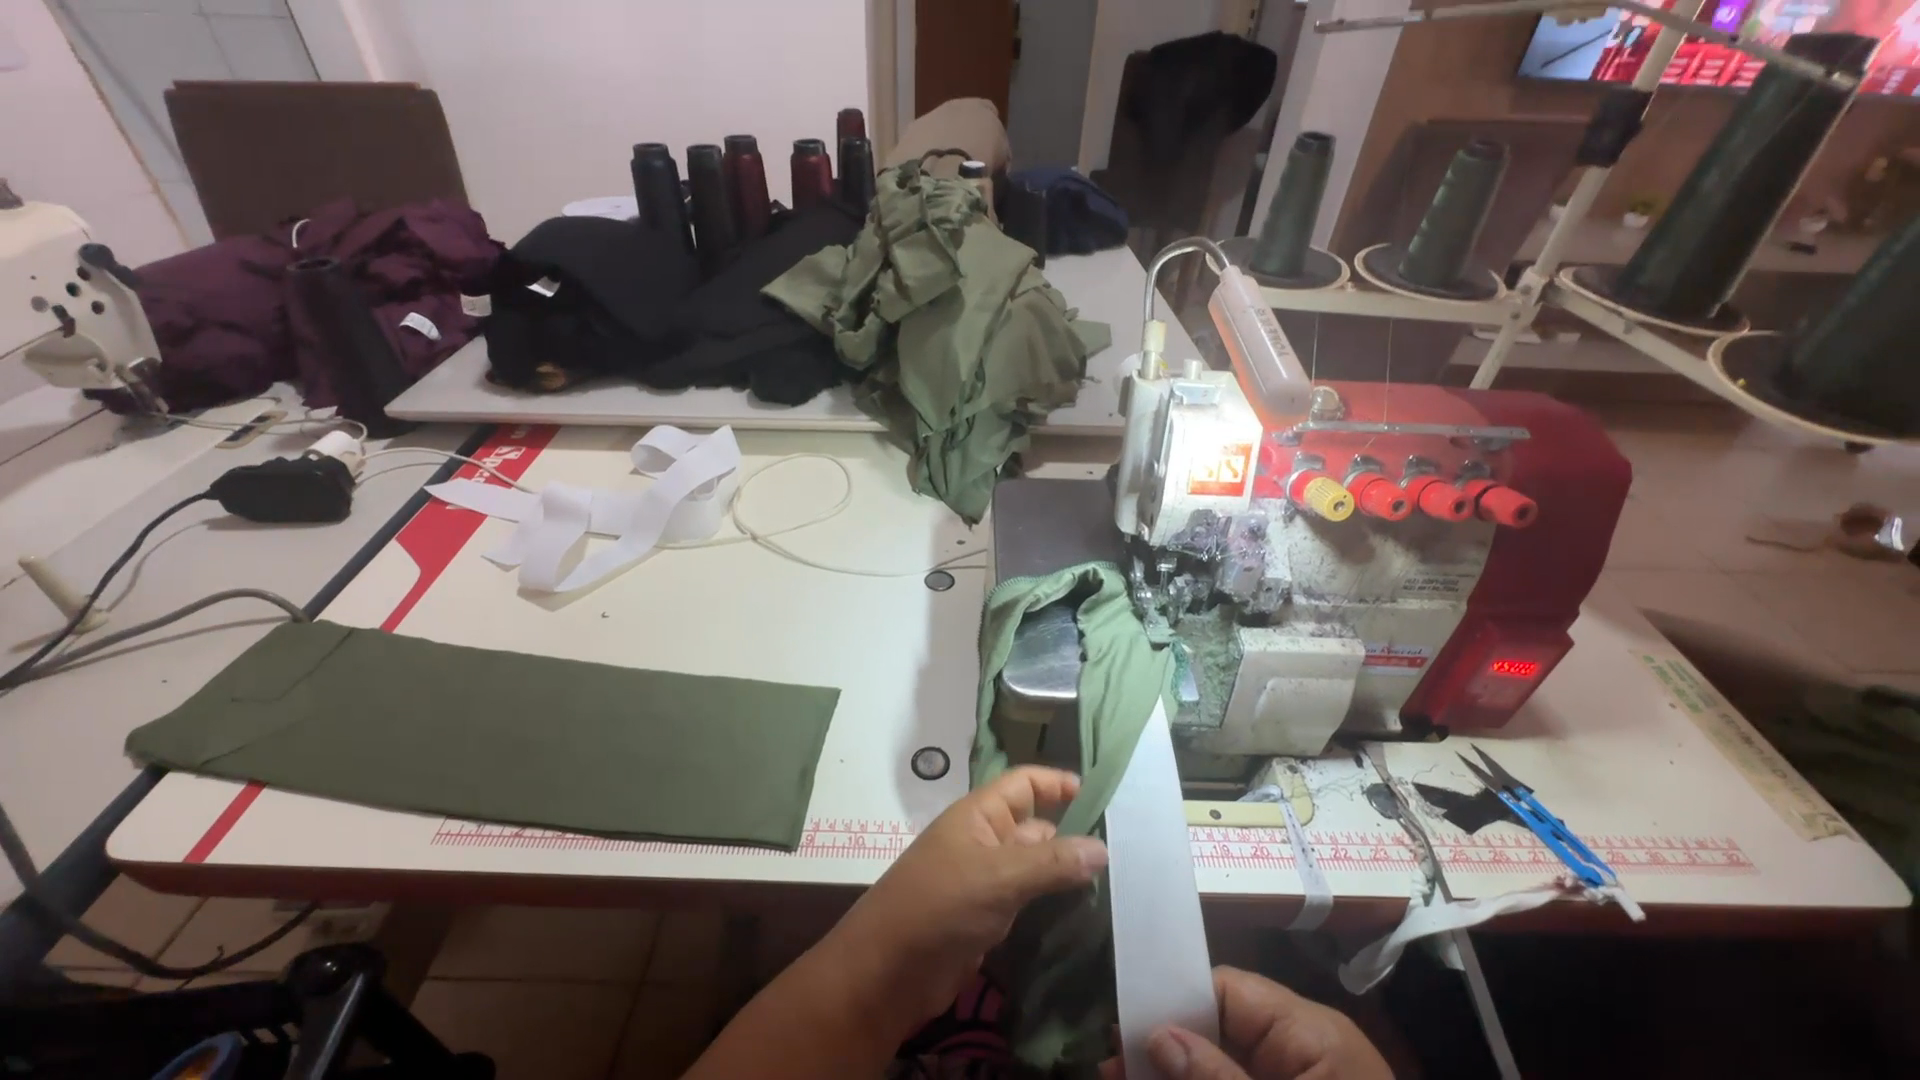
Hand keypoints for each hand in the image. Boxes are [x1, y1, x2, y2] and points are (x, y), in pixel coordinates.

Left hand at [816, 766, 1106, 1034]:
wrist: (888, 973)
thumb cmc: (938, 907)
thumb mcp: (997, 877)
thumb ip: (1051, 863)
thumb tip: (1103, 849)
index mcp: (979, 815)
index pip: (1024, 784)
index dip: (1059, 783)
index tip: (1104, 798)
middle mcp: (984, 841)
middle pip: (1036, 826)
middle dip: (1074, 835)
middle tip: (1127, 851)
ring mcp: (986, 881)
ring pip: (1036, 866)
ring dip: (1068, 873)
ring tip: (1120, 882)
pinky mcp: (989, 917)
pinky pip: (1029, 899)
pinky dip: (1054, 903)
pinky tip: (1088, 913)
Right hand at [1100, 966, 1391, 1079]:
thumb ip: (1217, 1077)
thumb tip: (1158, 1035)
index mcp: (1308, 1029)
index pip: (1226, 988)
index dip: (1174, 1000)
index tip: (1125, 1025)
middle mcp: (1302, 1047)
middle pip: (1219, 1028)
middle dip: (1167, 1046)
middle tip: (1112, 1066)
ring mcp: (1299, 1077)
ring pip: (1224, 1063)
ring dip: (1179, 1072)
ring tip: (1121, 1078)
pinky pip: (1241, 1079)